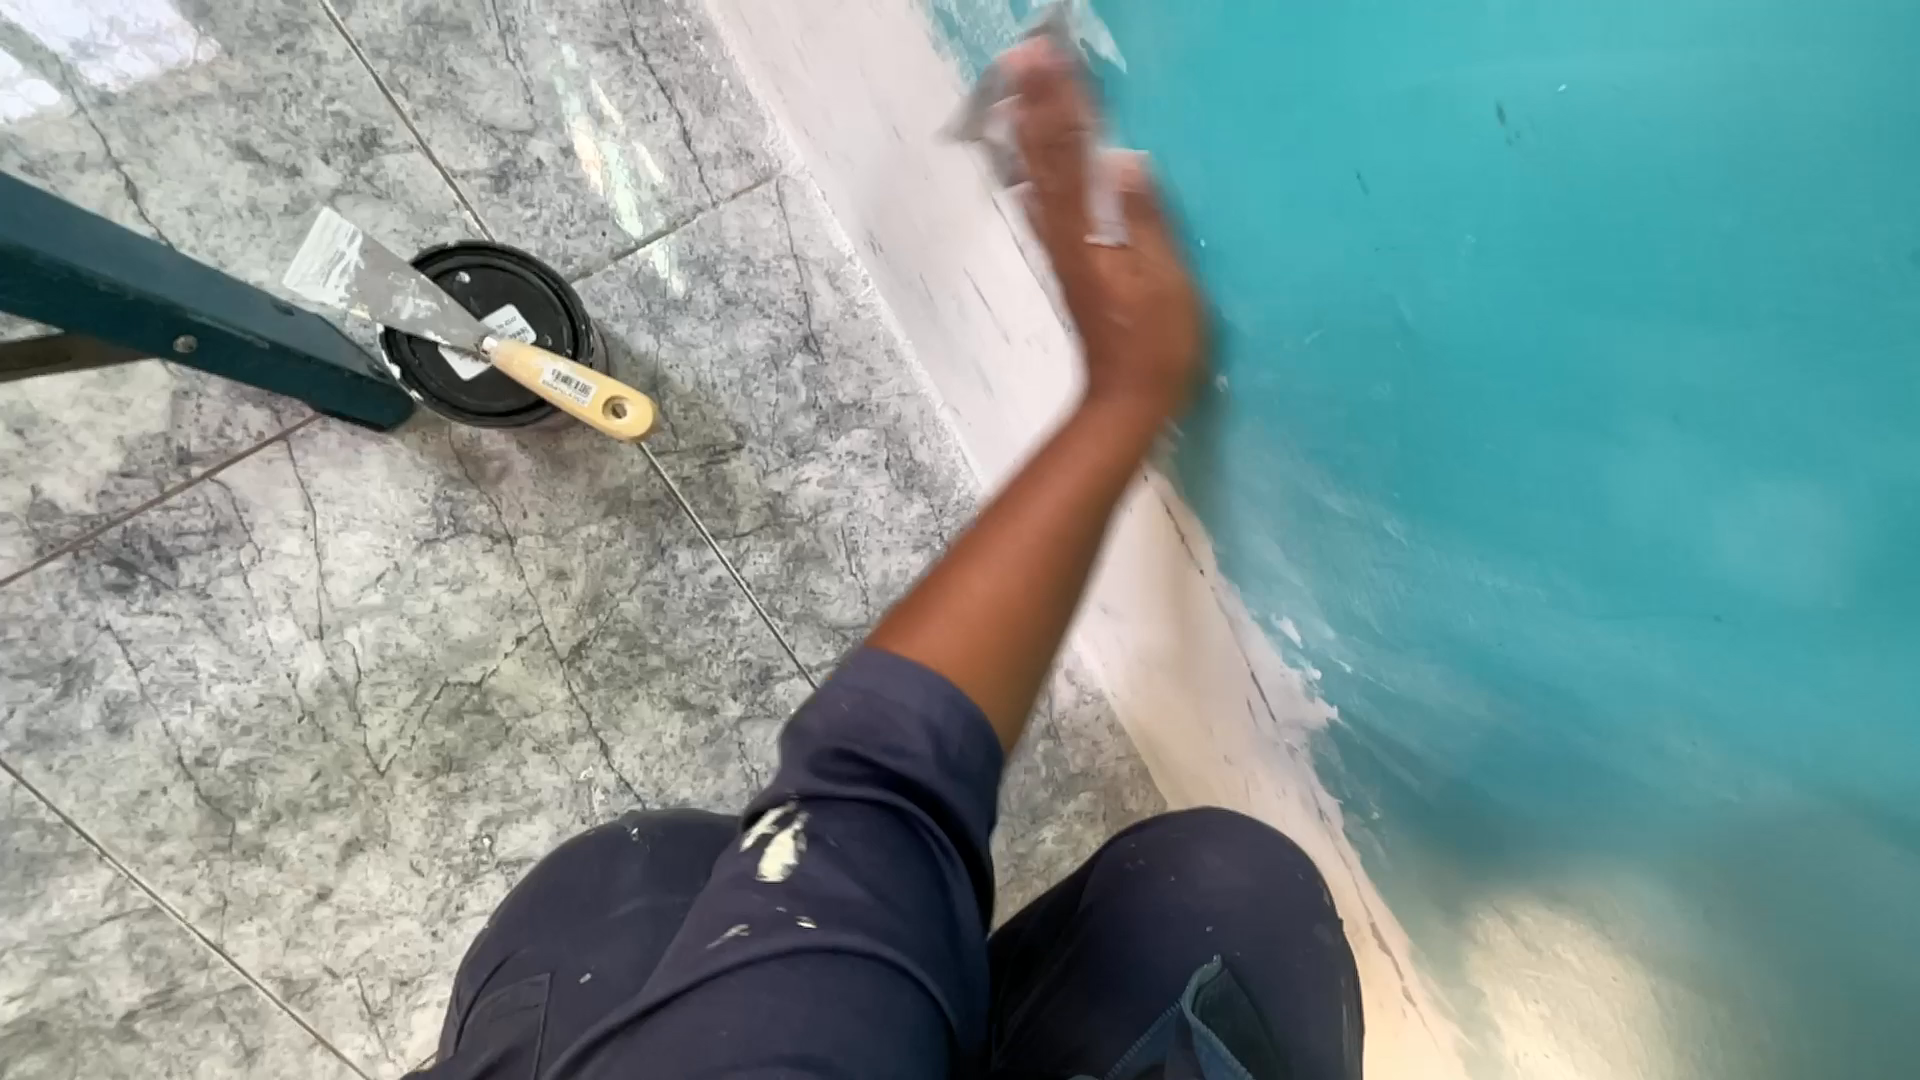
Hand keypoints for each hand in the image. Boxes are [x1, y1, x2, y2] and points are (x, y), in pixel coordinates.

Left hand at [1006, 40, 1205, 425]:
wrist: (1126, 400)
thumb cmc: (1156, 345)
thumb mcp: (1165, 283)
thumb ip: (1145, 222)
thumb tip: (1125, 160)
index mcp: (1090, 237)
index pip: (1072, 156)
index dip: (1060, 105)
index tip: (1045, 58)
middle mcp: (1065, 241)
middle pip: (1045, 164)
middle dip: (1032, 109)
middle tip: (1017, 61)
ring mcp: (1062, 257)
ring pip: (1037, 186)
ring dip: (1025, 140)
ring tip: (1011, 101)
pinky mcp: (1068, 272)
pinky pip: (1041, 217)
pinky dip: (1030, 185)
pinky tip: (1021, 176)